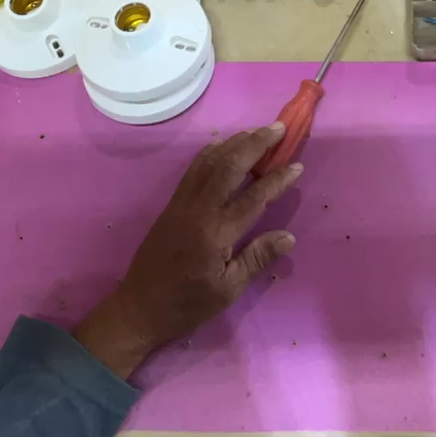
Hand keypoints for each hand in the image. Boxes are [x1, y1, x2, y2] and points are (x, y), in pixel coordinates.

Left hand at [75, 124, 301, 378]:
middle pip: (230, 166)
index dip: (277, 179)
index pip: (253, 197)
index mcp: (216, 233)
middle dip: (256, 144)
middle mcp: (199, 210)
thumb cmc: (187, 304)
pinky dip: (212, 152)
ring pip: (211, 162)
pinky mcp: (172, 204)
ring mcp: (182, 203)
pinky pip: (194, 169)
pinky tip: (224, 145)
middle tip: (278, 128)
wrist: (138, 308)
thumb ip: (258, 259)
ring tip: (258, 131)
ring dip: (235, 142)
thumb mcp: (228, 290)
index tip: (297, 166)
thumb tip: (288, 236)